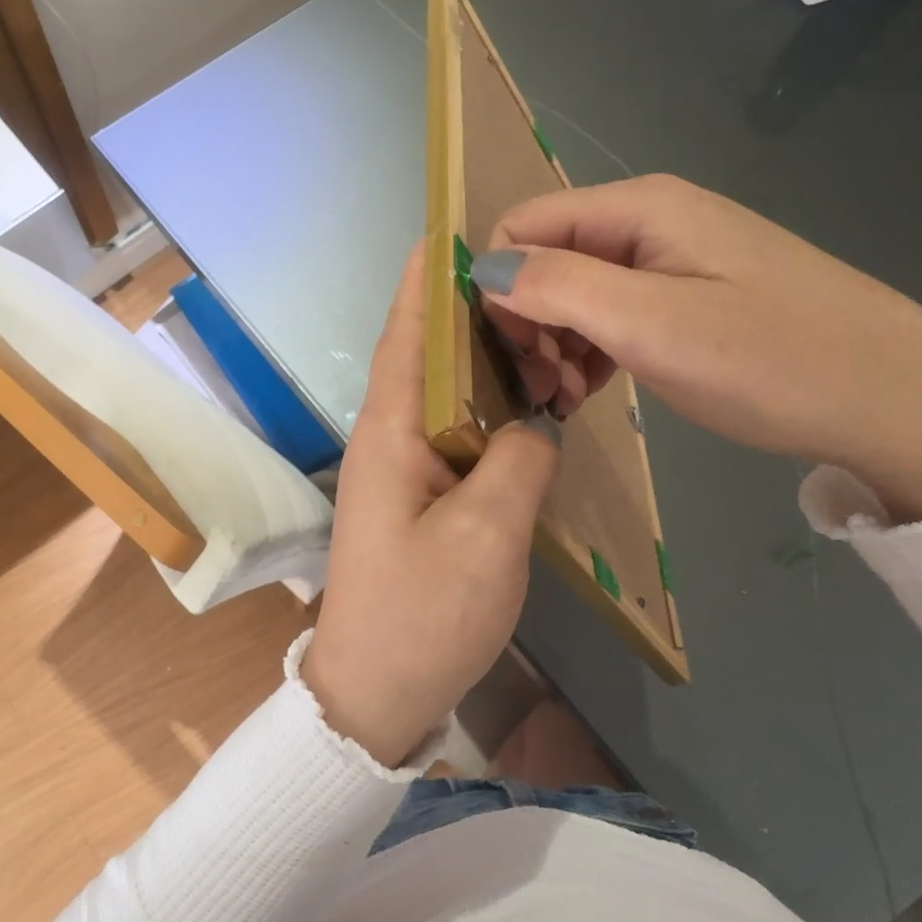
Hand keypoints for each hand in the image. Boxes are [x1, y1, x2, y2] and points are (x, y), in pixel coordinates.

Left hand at [302, 245, 558, 767]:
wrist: (376, 693)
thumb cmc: (423, 614)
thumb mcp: (485, 534)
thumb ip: (516, 460)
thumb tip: (533, 421)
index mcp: (389, 434)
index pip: (404, 337)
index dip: (423, 282)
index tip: (448, 228)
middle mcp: (387, 443)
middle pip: (426, 361)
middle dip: (470, 316)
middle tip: (535, 278)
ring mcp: (401, 476)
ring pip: (445, 400)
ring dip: (486, 366)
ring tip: (545, 331)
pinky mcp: (419, 507)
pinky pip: (457, 441)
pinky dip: (491, 417)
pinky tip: (530, 411)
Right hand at [475, 174, 921, 521]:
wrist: (903, 403)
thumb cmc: (774, 361)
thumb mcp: (652, 325)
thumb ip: (558, 287)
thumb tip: (480, 270)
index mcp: (638, 210)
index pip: (519, 230)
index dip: (498, 289)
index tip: (515, 355)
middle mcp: (650, 220)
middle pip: (544, 259)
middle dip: (526, 322)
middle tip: (542, 389)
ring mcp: (674, 258)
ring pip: (573, 290)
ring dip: (555, 344)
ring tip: (568, 398)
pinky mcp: (692, 295)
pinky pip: (611, 311)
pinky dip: (589, 350)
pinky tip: (596, 389)